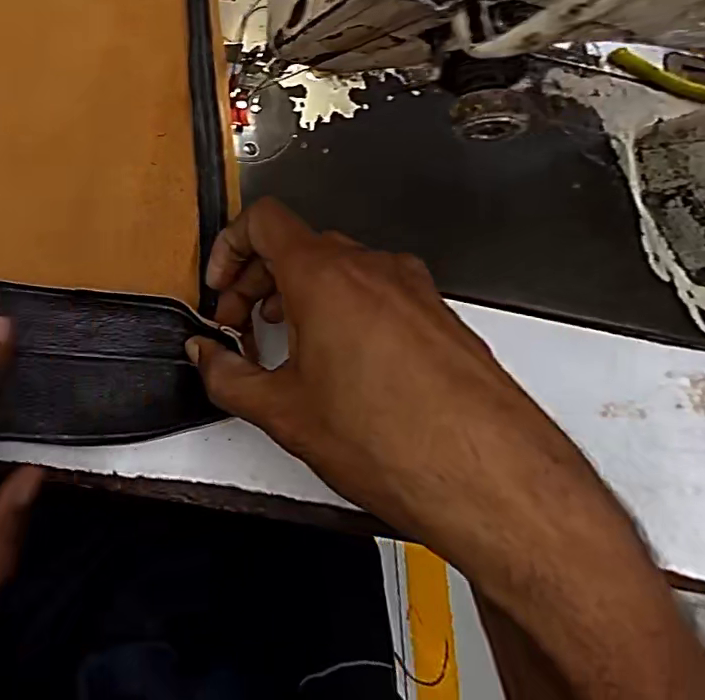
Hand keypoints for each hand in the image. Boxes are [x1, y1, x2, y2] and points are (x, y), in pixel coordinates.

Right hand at [188, 199, 704, 699]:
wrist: (498, 484)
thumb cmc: (402, 443)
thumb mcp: (283, 412)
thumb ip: (226, 375)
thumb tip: (206, 356)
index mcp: (324, 275)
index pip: (261, 220)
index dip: (227, 246)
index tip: (220, 284)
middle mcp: (371, 269)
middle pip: (295, 246)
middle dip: (256, 281)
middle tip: (241, 326)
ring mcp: (411, 289)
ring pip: (336, 269)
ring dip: (298, 296)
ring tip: (286, 348)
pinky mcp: (437, 316)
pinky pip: (374, 293)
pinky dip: (341, 311)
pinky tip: (338, 365)